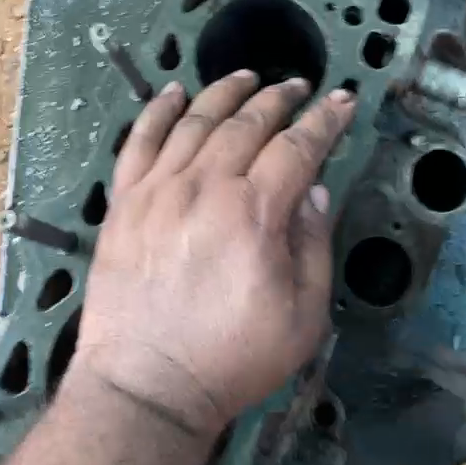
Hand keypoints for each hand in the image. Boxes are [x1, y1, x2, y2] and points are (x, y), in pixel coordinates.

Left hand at [70, 71, 356, 438]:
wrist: (146, 387)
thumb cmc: (232, 357)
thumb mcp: (302, 316)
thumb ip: (313, 245)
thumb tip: (313, 188)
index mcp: (253, 213)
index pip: (297, 147)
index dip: (324, 120)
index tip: (341, 101)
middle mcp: (205, 186)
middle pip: (248, 123)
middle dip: (281, 98)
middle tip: (300, 86)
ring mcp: (158, 189)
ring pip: (196, 120)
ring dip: (226, 92)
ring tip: (248, 77)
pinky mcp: (124, 201)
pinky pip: (140, 140)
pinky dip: (159, 110)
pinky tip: (174, 91)